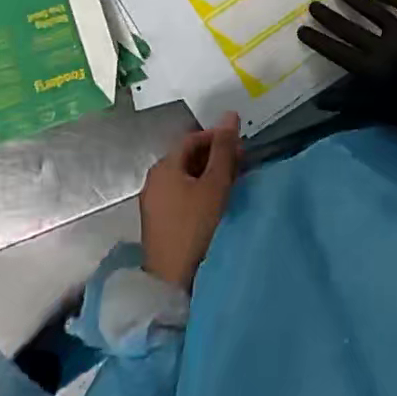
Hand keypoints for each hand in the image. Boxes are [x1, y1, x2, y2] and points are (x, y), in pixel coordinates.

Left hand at [139, 113, 241, 290]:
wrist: (173, 281)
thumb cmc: (196, 227)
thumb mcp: (215, 186)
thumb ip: (224, 151)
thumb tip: (229, 115)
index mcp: (163, 167)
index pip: (191, 140)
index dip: (216, 137)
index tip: (240, 144)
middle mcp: (154, 180)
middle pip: (186, 158)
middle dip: (214, 156)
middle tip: (242, 163)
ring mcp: (154, 203)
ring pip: (184, 178)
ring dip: (208, 176)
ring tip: (234, 183)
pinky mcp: (159, 223)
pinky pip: (181, 196)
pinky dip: (200, 192)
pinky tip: (217, 204)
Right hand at [297, 0, 396, 142]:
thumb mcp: (380, 111)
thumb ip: (349, 103)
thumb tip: (319, 102)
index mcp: (372, 70)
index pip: (336, 51)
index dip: (318, 39)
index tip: (301, 29)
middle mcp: (384, 48)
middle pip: (350, 28)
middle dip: (329, 16)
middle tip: (313, 5)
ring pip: (373, 12)